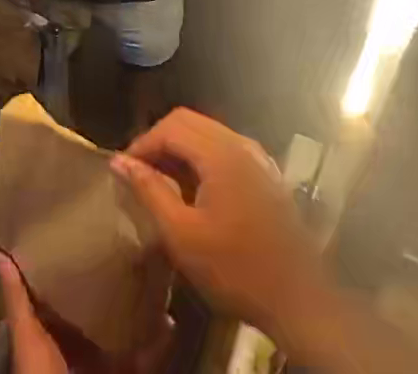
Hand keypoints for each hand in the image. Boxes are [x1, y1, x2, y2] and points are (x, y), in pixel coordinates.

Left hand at [0, 250, 167, 373]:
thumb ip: (18, 300)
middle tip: (135, 244)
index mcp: (55, 332)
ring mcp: (105, 360)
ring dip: (143, 308)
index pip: (65, 289)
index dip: (74, 260)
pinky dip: (159, 342)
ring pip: (127, 329)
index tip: (91, 225)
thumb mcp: (28, 338)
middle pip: (101, 306)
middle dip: (117, 280)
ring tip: (159, 276)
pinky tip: (171, 321)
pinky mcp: (126, 371)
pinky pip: (147, 357)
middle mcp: (81, 344)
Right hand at [109, 108, 327, 340]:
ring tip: (158, 181)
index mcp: (222, 153)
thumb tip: (120, 162)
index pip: (172, 126)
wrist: (297, 297)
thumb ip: (150, 191)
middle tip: (138, 173)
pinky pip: (224, 148)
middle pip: (189, 121)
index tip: (123, 171)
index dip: (142, 143)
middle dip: (159, 141)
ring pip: (207, 132)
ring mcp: (256, 156)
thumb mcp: (182, 235)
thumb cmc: (235, 269)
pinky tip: (190, 189)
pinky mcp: (264, 171)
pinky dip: (200, 157)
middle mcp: (241, 143)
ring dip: (179, 148)